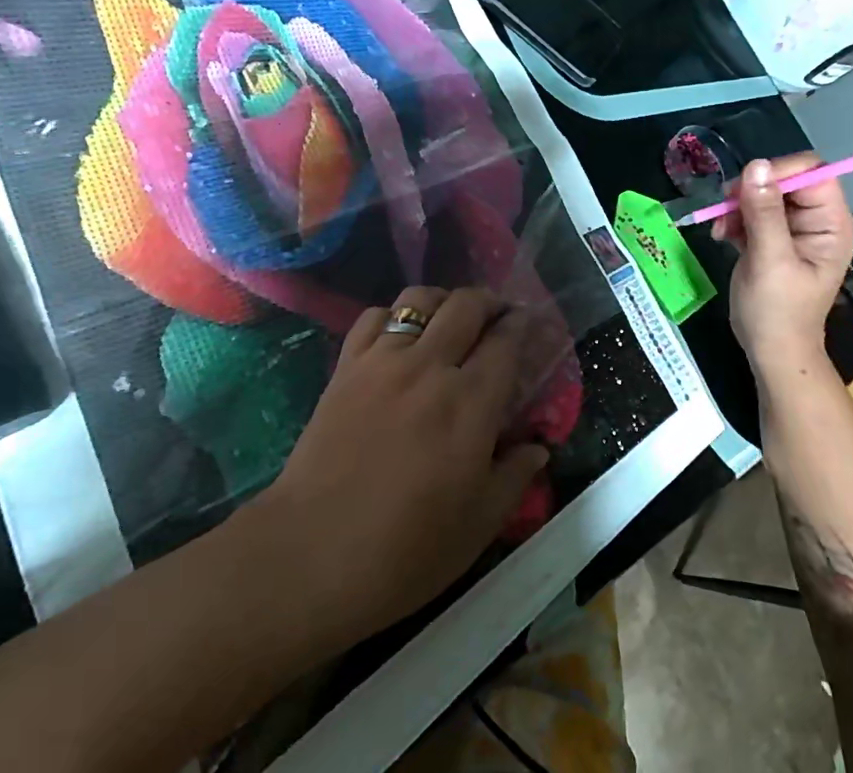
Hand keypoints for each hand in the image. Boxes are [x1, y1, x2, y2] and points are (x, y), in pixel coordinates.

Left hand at [245, 287, 549, 641]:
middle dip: (488, 302)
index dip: (521, 325)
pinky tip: (397, 337)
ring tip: (449, 319)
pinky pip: (371, 319)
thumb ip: (514, 475)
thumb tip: (537, 447)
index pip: (505, 342)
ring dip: (442, 301)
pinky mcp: (344, 369)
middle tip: (497, 315)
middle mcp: (428, 367)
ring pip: (416, 301)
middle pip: (465, 306)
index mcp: (470, 403)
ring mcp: (381, 362)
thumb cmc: (408, 549)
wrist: (315, 550)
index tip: (527, 324)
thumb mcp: (479, 523)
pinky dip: (392, 316)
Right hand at [709, 154, 852, 377]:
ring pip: (763, 194)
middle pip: (785, 180)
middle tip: (724, 211)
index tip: (744, 190)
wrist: (770, 349)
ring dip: (737, 207)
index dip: (779, 173)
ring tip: (720, 229)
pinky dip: (733, 219)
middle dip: (751, 191)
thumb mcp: (769, 261)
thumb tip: (756, 165)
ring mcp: (793, 230)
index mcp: (830, 224)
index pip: (812, 173)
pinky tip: (721, 236)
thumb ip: (764, 213)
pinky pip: (752, 213)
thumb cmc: (777, 311)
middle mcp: (816, 221)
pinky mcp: (771, 239)